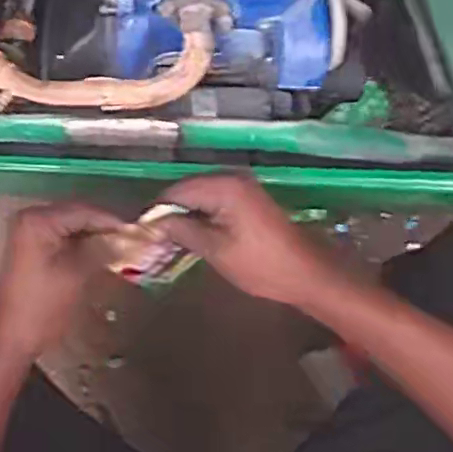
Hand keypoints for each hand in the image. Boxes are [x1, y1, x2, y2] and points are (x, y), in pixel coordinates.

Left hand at [0, 202, 122, 359]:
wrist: (11, 340)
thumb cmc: (42, 308)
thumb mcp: (77, 275)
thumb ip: (101, 250)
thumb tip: (126, 238)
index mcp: (38, 220)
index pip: (82, 211)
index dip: (111, 220)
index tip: (136, 231)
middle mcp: (29, 216)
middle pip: (74, 213)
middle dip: (102, 225)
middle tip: (129, 237)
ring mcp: (26, 230)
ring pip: (68, 224)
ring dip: (91, 233)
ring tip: (118, 243)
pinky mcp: (28, 244)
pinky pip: (59, 234)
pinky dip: (78, 241)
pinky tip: (97, 250)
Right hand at [153, 172, 350, 310]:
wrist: (310, 274)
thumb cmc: (262, 265)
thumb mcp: (216, 250)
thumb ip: (183, 230)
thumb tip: (154, 222)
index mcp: (223, 186)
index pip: (176, 190)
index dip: (157, 209)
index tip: (142, 229)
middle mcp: (231, 177)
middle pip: (187, 187)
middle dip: (170, 209)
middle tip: (154, 234)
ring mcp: (241, 185)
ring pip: (200, 192)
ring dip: (185, 211)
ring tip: (171, 235)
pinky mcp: (248, 196)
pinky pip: (215, 197)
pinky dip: (202, 211)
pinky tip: (195, 231)